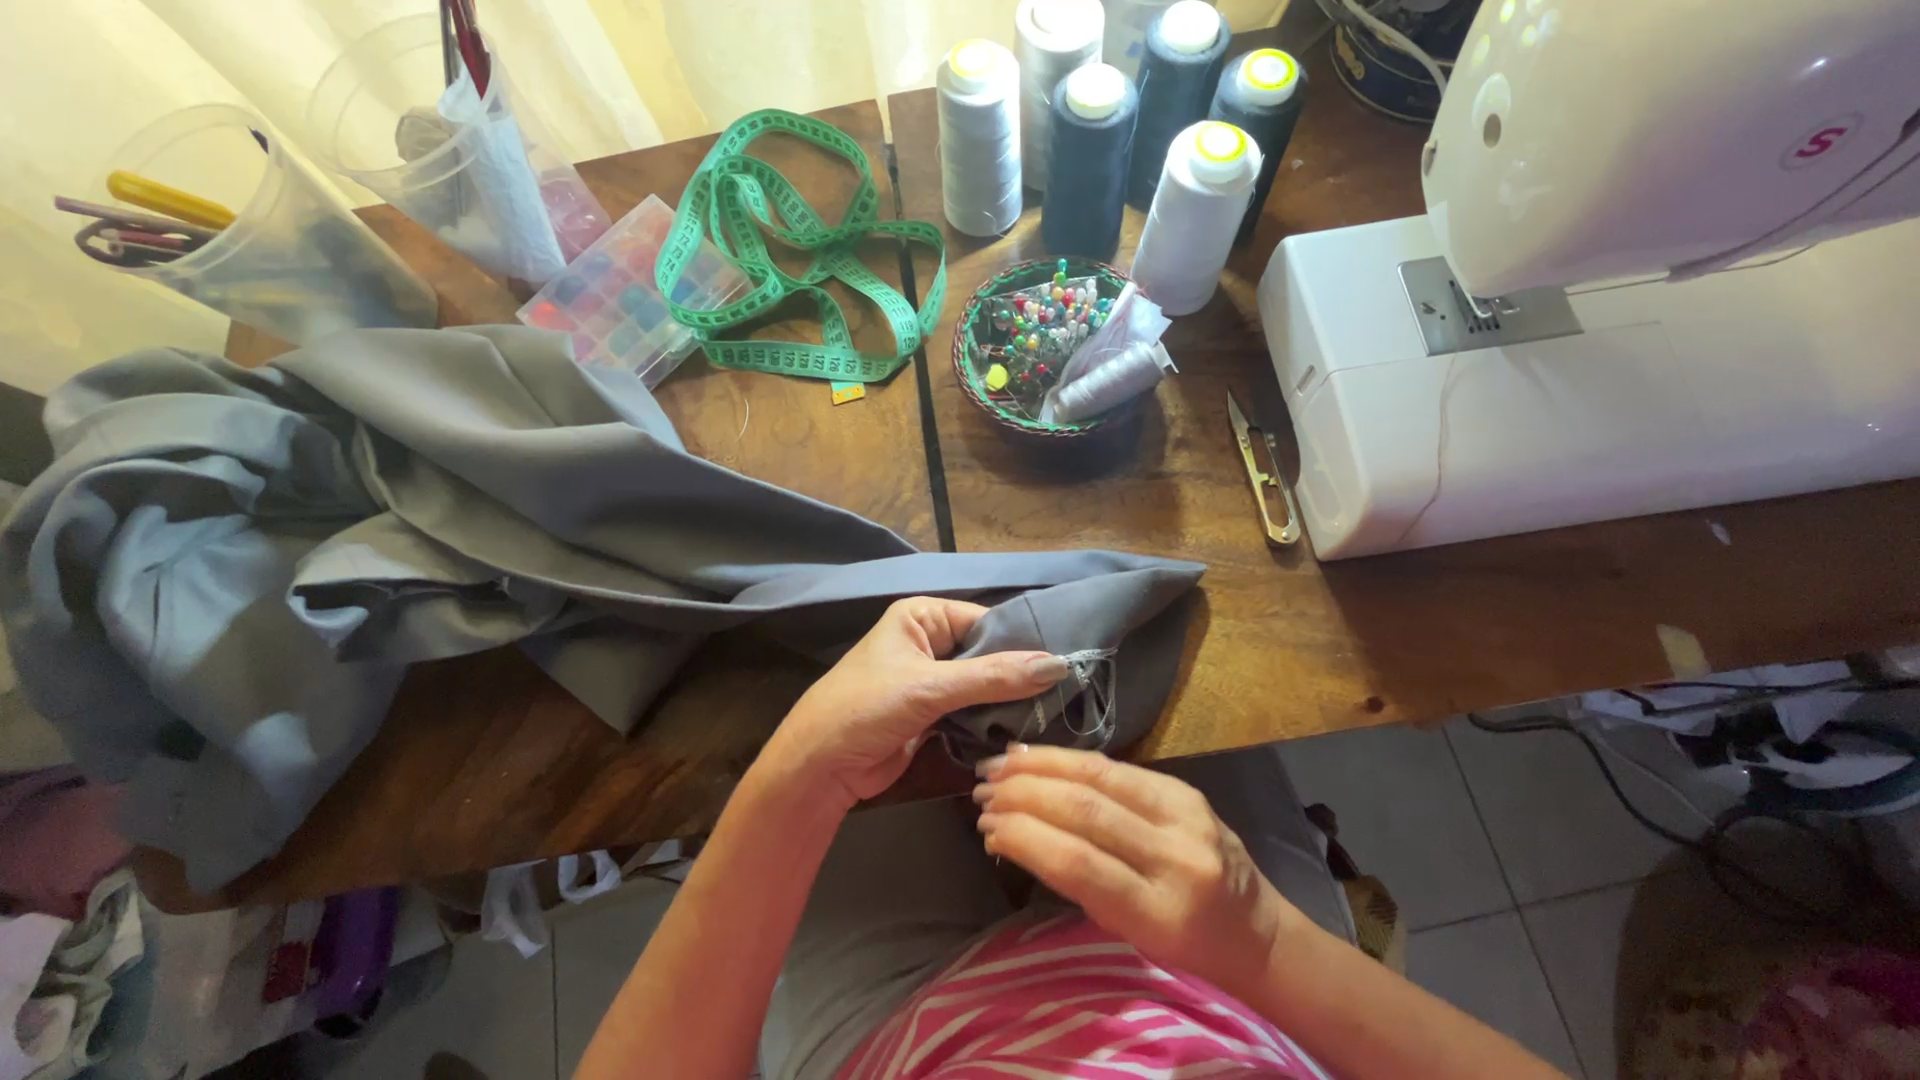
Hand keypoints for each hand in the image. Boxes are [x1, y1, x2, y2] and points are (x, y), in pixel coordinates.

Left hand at [760, 598, 1070, 808]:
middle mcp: (928, 642)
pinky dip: (994, 721)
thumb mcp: (930, 687)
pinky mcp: (934, 715)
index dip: (1023, 642)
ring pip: (984, 685)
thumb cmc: (865, 709)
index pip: (986, 621)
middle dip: (1020, 675)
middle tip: (1069, 693)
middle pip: (988, 654)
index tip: (1067, 663)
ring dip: (1009, 702)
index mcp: (922, 616)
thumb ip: (993, 677)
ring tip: (1057, 713)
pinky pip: (973, 711)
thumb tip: (1058, 665)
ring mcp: (931, 680)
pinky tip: (1027, 731)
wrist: (820, 766)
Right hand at [974, 745, 1305, 995]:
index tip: (986, 826)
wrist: (1253, 928)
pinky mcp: (1185, 787)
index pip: (1079, 862)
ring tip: (999, 765)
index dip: (1025, 837)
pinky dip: (1069, 760)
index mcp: (1159, 908)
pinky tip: (1037, 756)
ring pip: (1100, 776)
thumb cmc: (1180, 943)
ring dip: (1041, 765)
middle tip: (983, 791)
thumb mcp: (1123, 928)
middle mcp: (1176, 854)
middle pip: (1086, 810)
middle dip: (1025, 794)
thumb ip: (1072, 880)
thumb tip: (1008, 834)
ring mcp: (1186, 813)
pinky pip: (1116, 768)